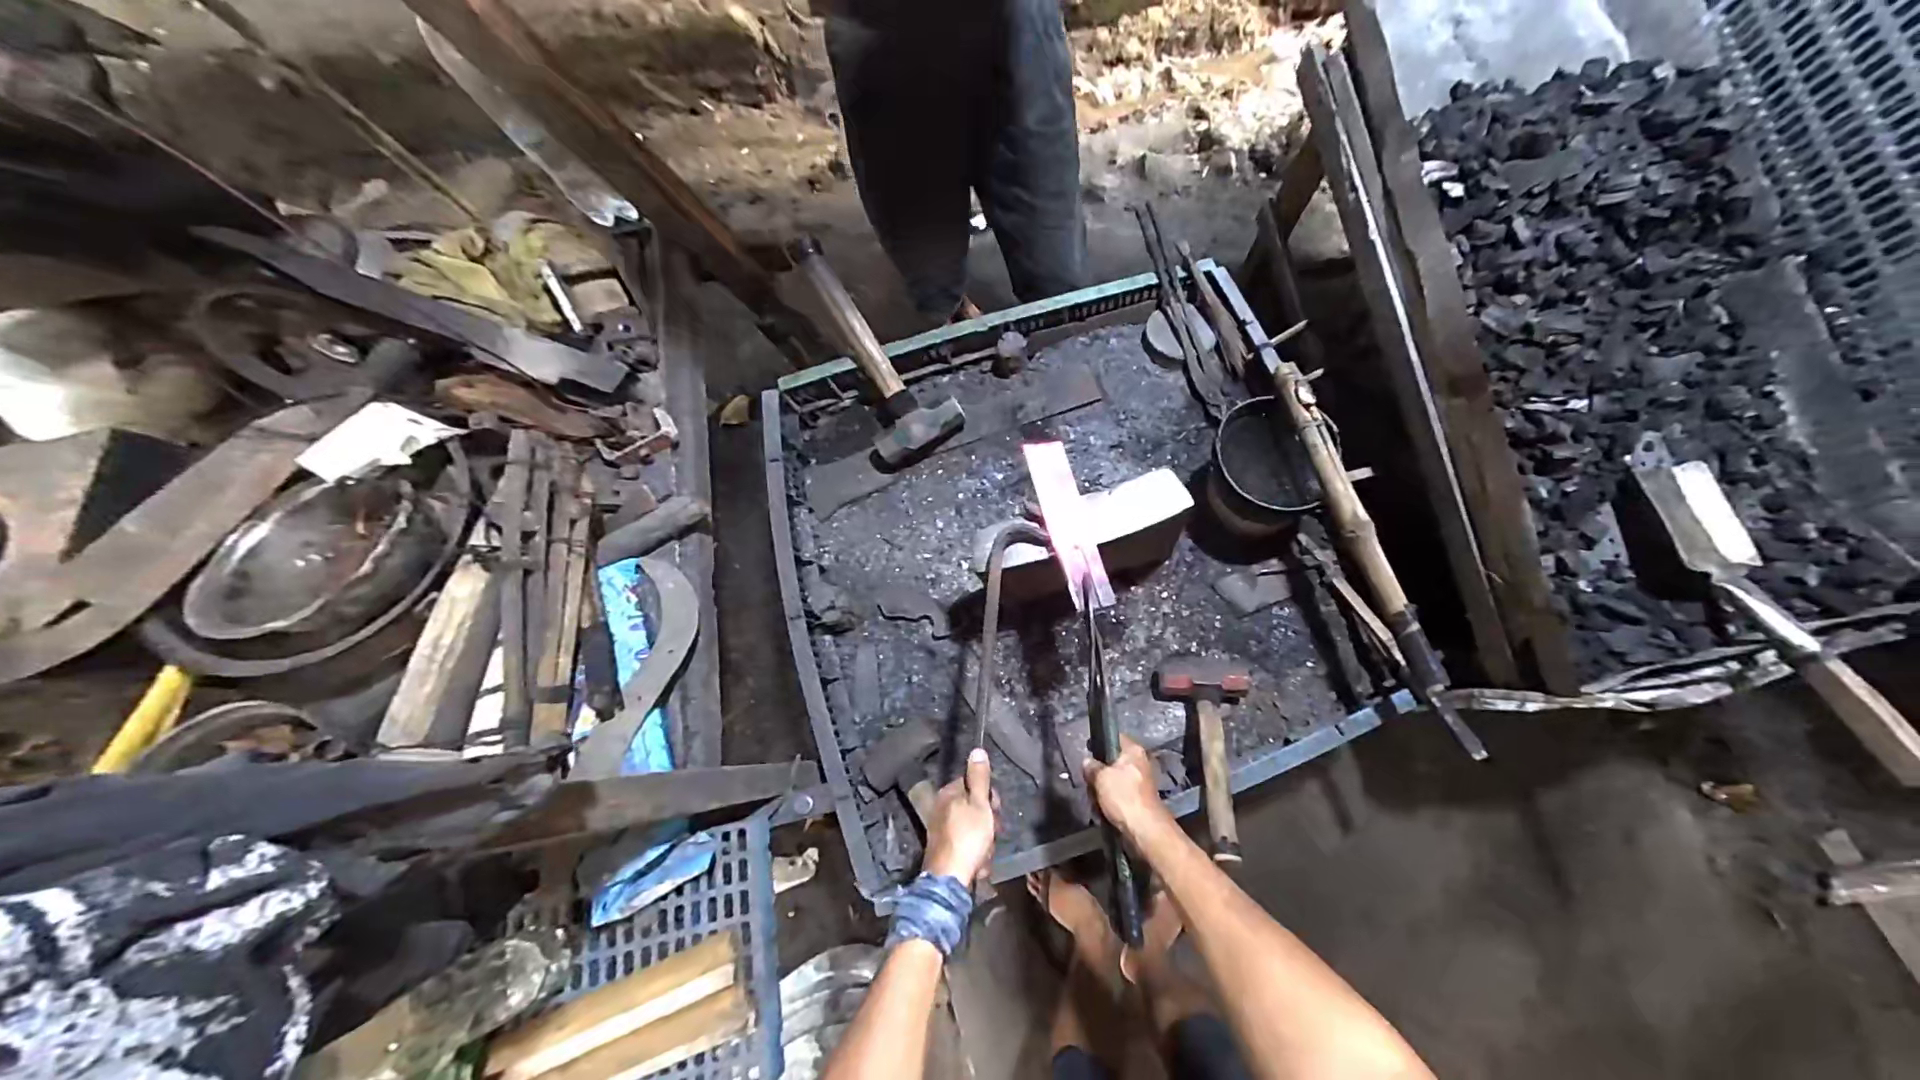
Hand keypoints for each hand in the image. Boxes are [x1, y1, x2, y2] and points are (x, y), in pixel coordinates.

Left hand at [922, 747, 996, 882]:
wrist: (950, 878)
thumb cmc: (967, 837)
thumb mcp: (978, 803)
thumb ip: (979, 778)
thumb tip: (977, 750)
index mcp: (947, 794)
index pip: (973, 785)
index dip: (988, 797)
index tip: (994, 808)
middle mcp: (942, 809)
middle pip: (975, 808)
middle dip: (988, 822)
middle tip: (992, 832)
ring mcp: (943, 831)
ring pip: (974, 829)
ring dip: (985, 841)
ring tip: (985, 851)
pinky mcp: (947, 850)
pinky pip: (969, 846)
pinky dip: (976, 853)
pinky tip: (979, 862)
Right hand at [1083, 737, 1173, 841]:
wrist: (1144, 829)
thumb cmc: (1123, 797)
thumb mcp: (1100, 777)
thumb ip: (1091, 766)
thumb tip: (1087, 761)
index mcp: (1134, 751)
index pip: (1114, 737)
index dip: (1099, 742)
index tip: (1088, 751)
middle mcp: (1140, 763)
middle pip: (1113, 760)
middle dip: (1100, 771)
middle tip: (1090, 779)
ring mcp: (1141, 782)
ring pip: (1114, 779)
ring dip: (1103, 788)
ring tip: (1096, 797)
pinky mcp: (1139, 799)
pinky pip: (1119, 794)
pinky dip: (1111, 800)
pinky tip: (1104, 808)